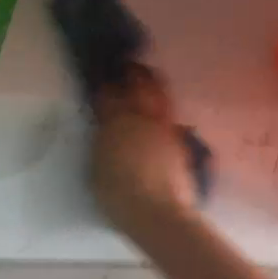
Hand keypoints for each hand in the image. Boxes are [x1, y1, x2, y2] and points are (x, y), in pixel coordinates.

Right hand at [90, 64, 198, 237]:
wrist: (157, 212)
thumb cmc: (116, 193)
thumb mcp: (97, 165)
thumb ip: (104, 142)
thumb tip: (107, 132)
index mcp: (117, 120)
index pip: (109, 92)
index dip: (105, 82)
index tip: (102, 76)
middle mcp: (143, 117)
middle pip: (142, 83)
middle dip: (135, 72)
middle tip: (129, 66)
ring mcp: (165, 128)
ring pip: (161, 96)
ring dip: (154, 86)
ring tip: (149, 83)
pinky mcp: (180, 143)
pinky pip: (170, 118)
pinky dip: (163, 112)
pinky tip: (160, 118)